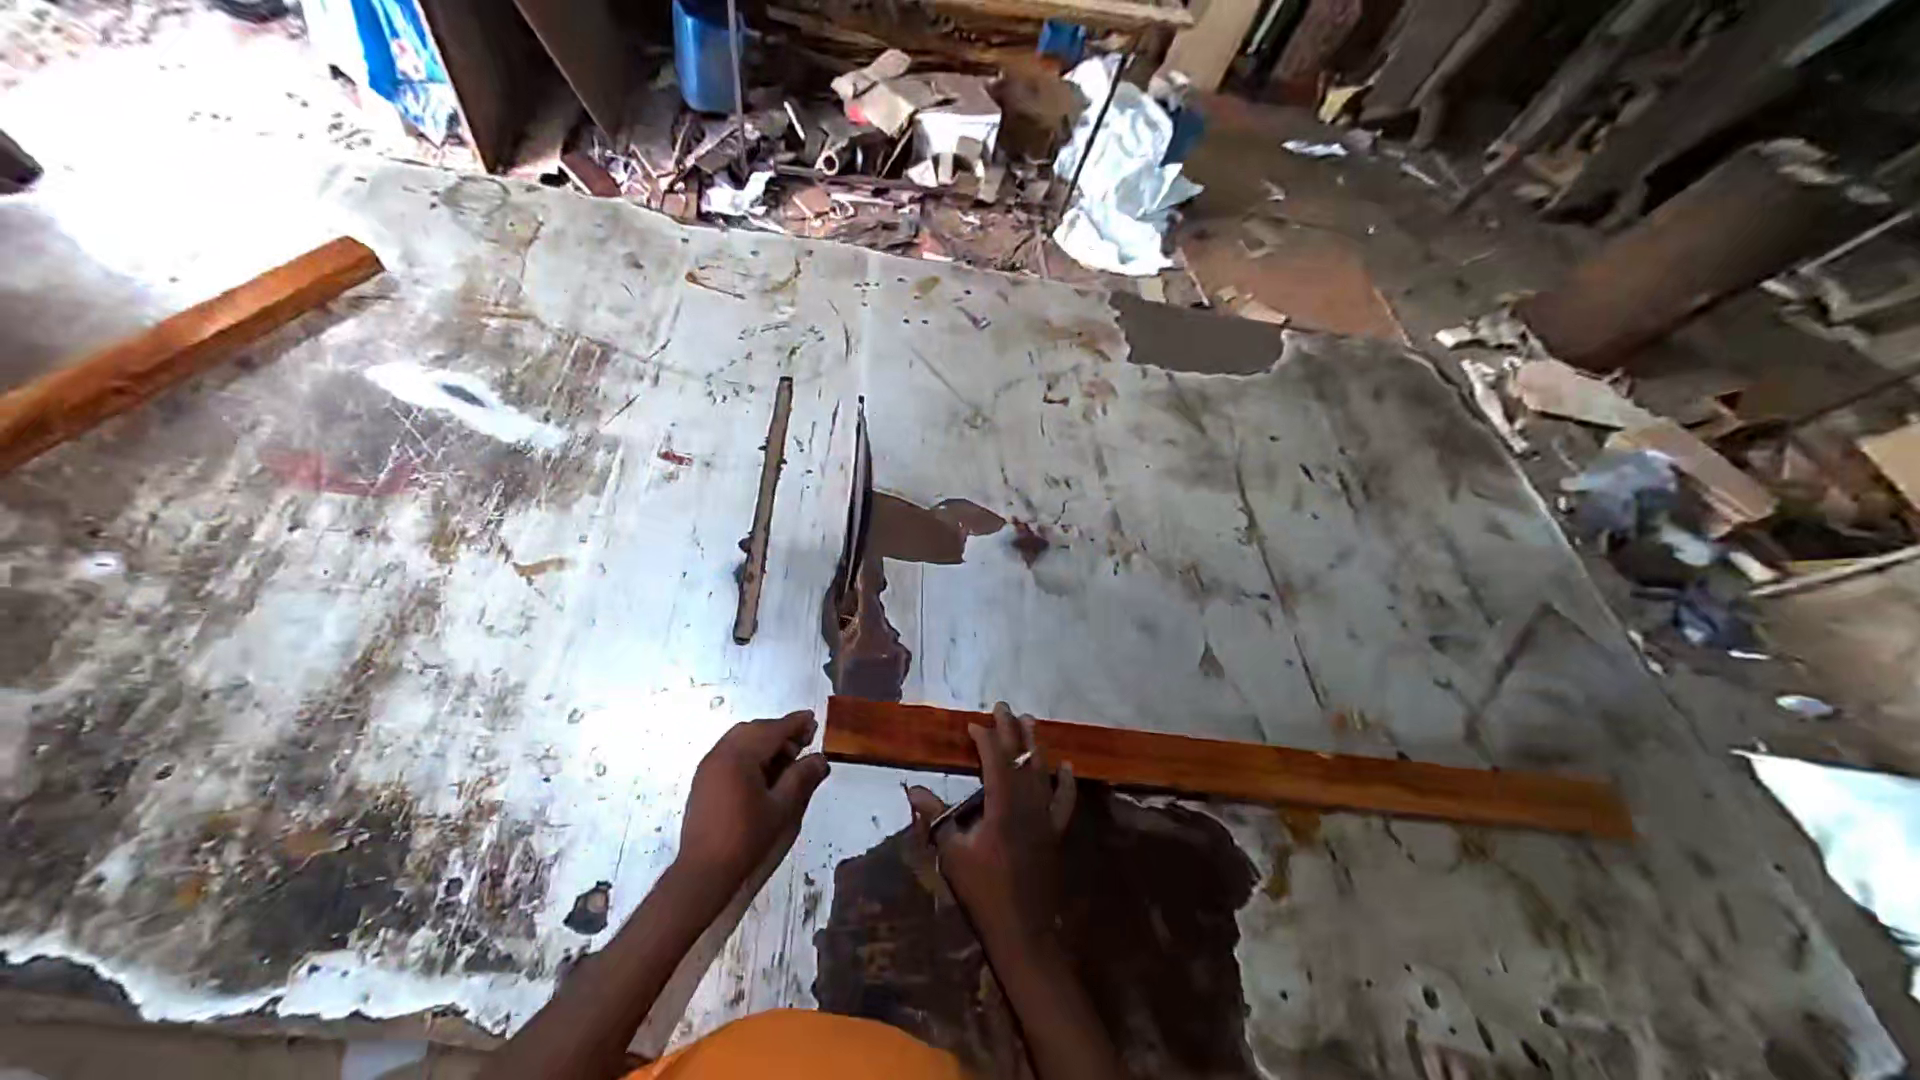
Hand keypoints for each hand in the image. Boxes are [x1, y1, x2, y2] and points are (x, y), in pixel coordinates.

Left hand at [678, 710, 830, 887]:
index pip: (772, 730)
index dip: (795, 723)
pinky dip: (750, 754)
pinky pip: (730, 754)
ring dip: (765, 743)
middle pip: (754, 730)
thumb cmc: (746, 839)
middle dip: (780, 732)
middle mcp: (720, 755)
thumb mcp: (782, 808)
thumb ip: (802, 777)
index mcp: (739, 756)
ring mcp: (708, 768)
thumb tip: (820, 759)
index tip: (813, 720)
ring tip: (787, 760)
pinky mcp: (703, 783)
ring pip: (740, 741)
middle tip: (804, 742)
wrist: (704, 873)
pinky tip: (765, 773)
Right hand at [905, 703, 1075, 950]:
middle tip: (1003, 706)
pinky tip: (1067, 767)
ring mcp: (1046, 818)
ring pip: (1042, 772)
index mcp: (1003, 806)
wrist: (1024, 930)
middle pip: (1021, 758)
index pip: (996, 761)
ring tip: (1030, 721)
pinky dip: (1066, 782)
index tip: (973, 724)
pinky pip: (1064, 801)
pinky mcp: (1055, 833)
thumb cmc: (984, 892)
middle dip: (1011, 730)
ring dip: (1035, 745)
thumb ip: (937, 818)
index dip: (985, 739)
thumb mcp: (953, 854)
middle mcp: (1028, 805)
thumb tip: (914, 790)